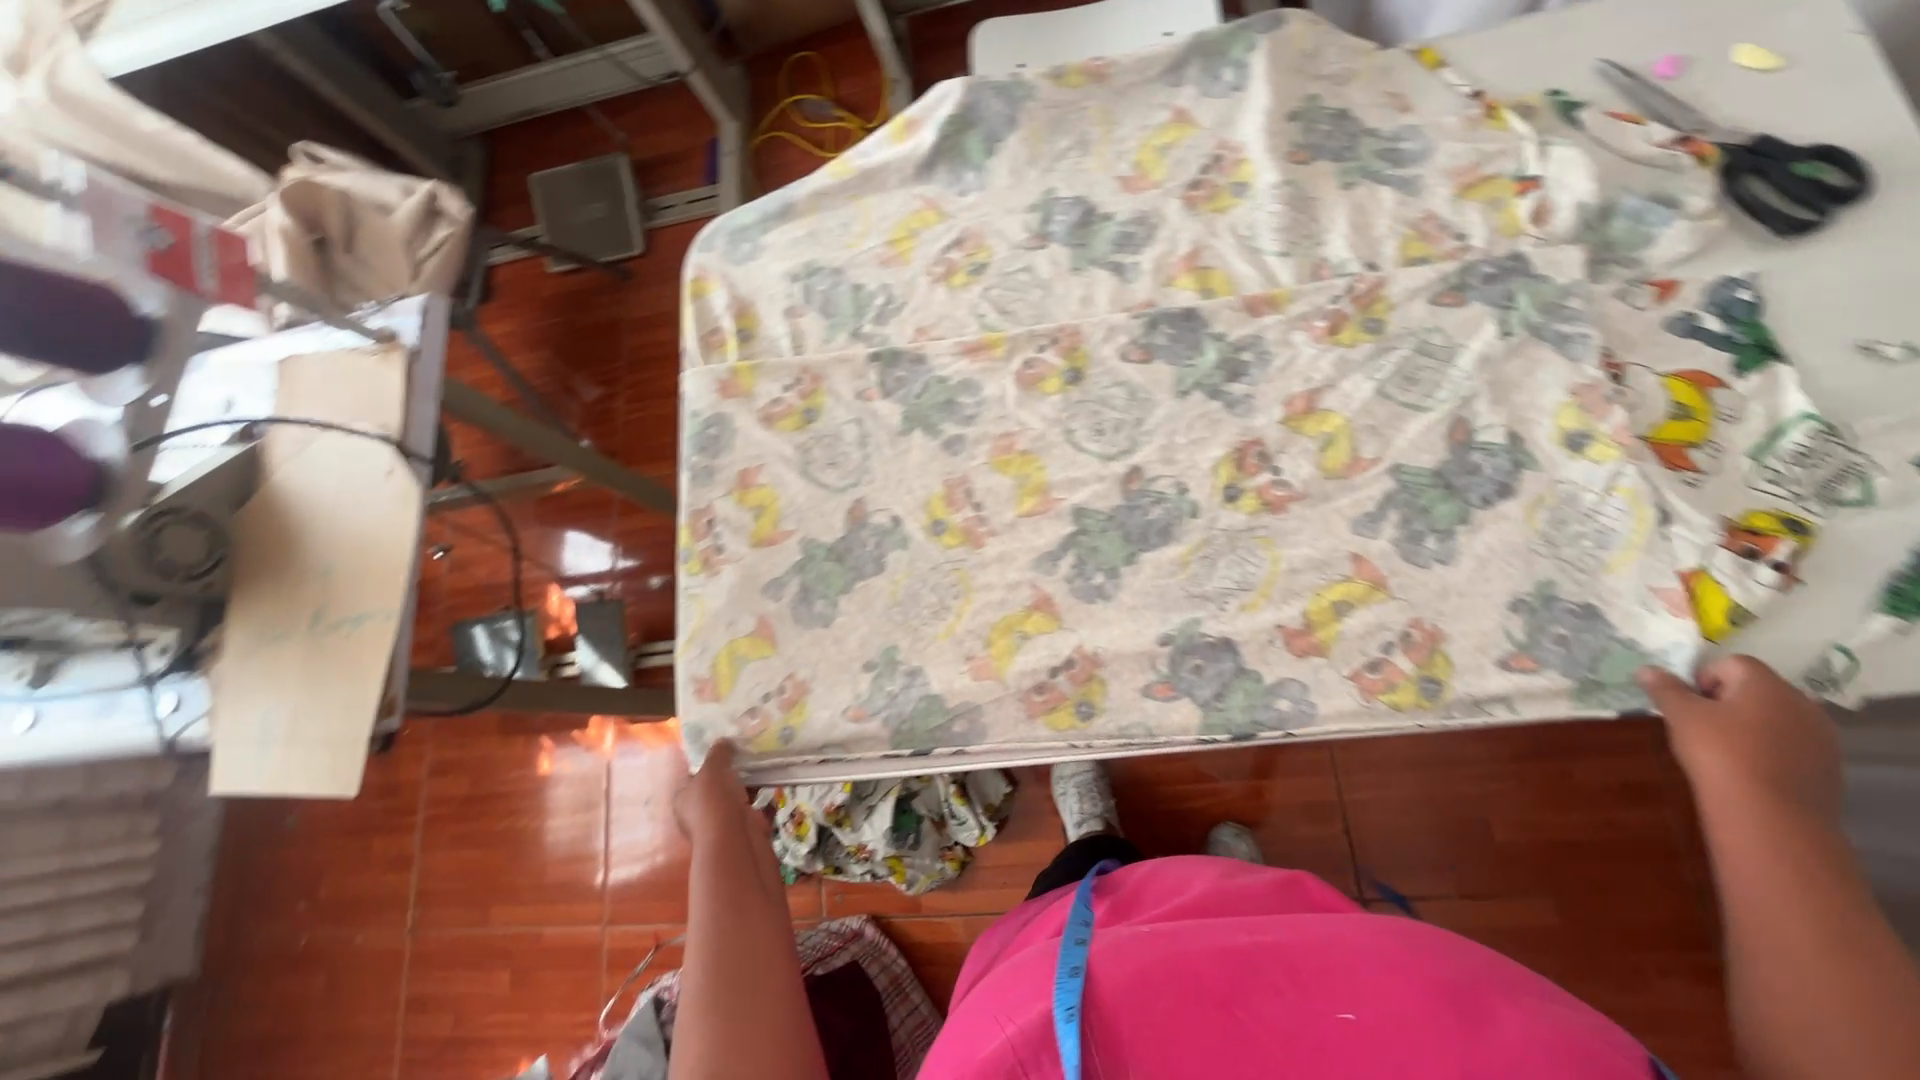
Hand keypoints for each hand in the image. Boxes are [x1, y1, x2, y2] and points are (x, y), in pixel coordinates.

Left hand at [674, 740, 753, 843]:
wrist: (734, 839)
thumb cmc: (714, 801)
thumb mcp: (712, 769)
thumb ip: (718, 753)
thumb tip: (723, 742)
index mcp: (683, 799)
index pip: (693, 777)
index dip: (706, 763)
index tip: (724, 750)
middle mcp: (699, 812)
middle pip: (715, 787)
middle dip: (729, 774)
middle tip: (744, 754)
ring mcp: (721, 822)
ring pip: (734, 797)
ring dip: (746, 785)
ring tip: (760, 763)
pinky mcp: (742, 827)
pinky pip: (752, 807)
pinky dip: (760, 797)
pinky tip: (769, 782)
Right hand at [1638, 655, 1841, 824]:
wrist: (1771, 815)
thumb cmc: (1720, 754)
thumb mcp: (1681, 717)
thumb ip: (1665, 689)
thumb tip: (1647, 669)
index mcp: (1766, 684)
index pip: (1731, 663)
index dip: (1703, 679)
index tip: (1689, 707)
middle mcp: (1801, 702)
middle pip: (1757, 689)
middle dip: (1728, 702)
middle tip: (1703, 729)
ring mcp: (1822, 735)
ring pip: (1777, 718)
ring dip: (1752, 726)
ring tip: (1728, 752)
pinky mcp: (1828, 764)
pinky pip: (1794, 745)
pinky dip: (1772, 750)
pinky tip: (1753, 771)